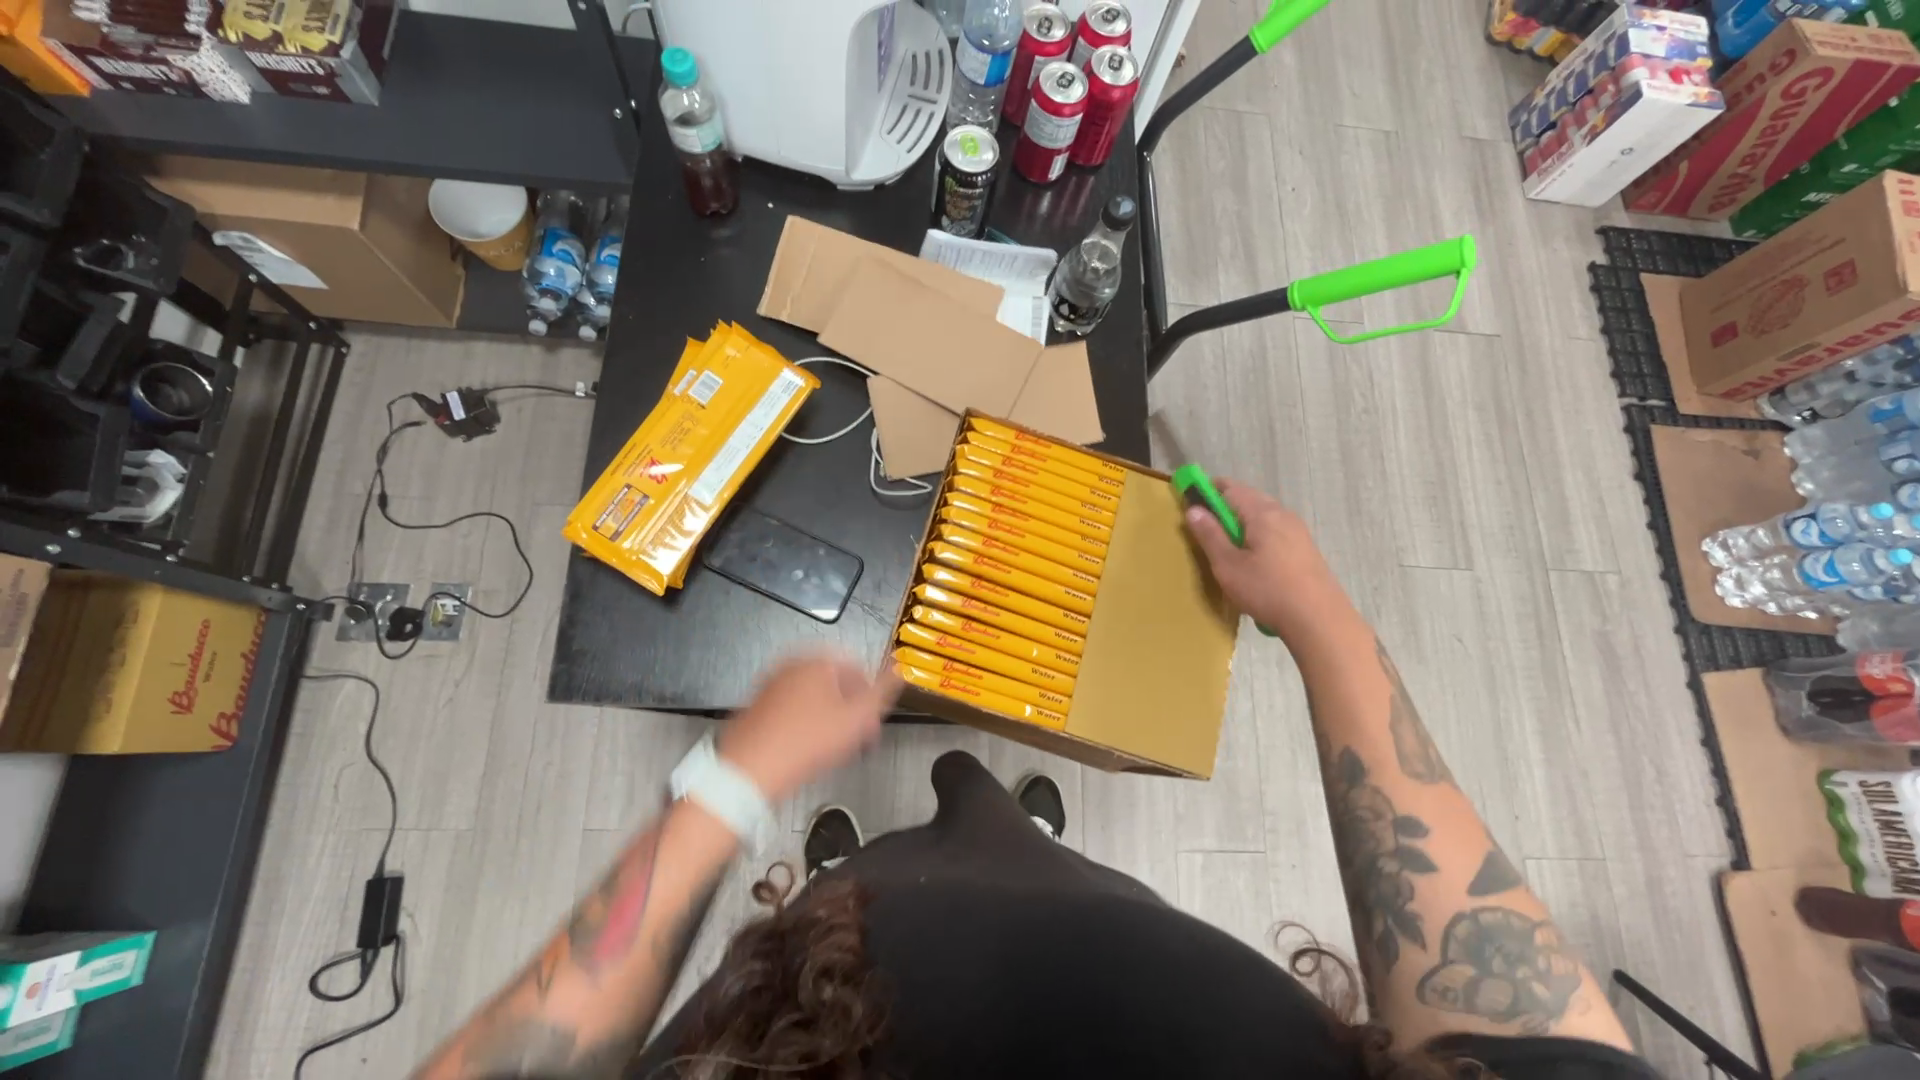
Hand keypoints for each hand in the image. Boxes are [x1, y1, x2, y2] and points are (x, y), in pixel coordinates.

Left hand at [717, 653, 903, 802]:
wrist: (749, 771)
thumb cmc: (805, 744)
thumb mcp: (857, 720)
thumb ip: (883, 692)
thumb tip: (900, 669)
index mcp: (818, 660)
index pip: (858, 669)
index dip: (871, 697)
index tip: (871, 722)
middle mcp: (792, 665)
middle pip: (834, 682)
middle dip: (849, 708)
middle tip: (855, 737)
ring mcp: (770, 684)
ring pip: (813, 695)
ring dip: (828, 716)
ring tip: (832, 746)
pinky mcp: (757, 705)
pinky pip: (791, 708)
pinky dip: (804, 722)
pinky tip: (806, 748)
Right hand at [1182, 478, 1353, 645]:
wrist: (1319, 619)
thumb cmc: (1267, 590)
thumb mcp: (1228, 565)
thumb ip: (1209, 535)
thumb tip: (1193, 509)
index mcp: (1262, 513)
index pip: (1230, 488)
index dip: (1207, 491)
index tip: (1190, 502)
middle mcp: (1283, 513)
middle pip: (1249, 498)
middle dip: (1225, 506)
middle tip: (1206, 528)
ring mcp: (1298, 530)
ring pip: (1263, 515)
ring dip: (1242, 522)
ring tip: (1228, 547)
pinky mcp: (1305, 548)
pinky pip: (1275, 530)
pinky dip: (1258, 534)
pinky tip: (1254, 560)